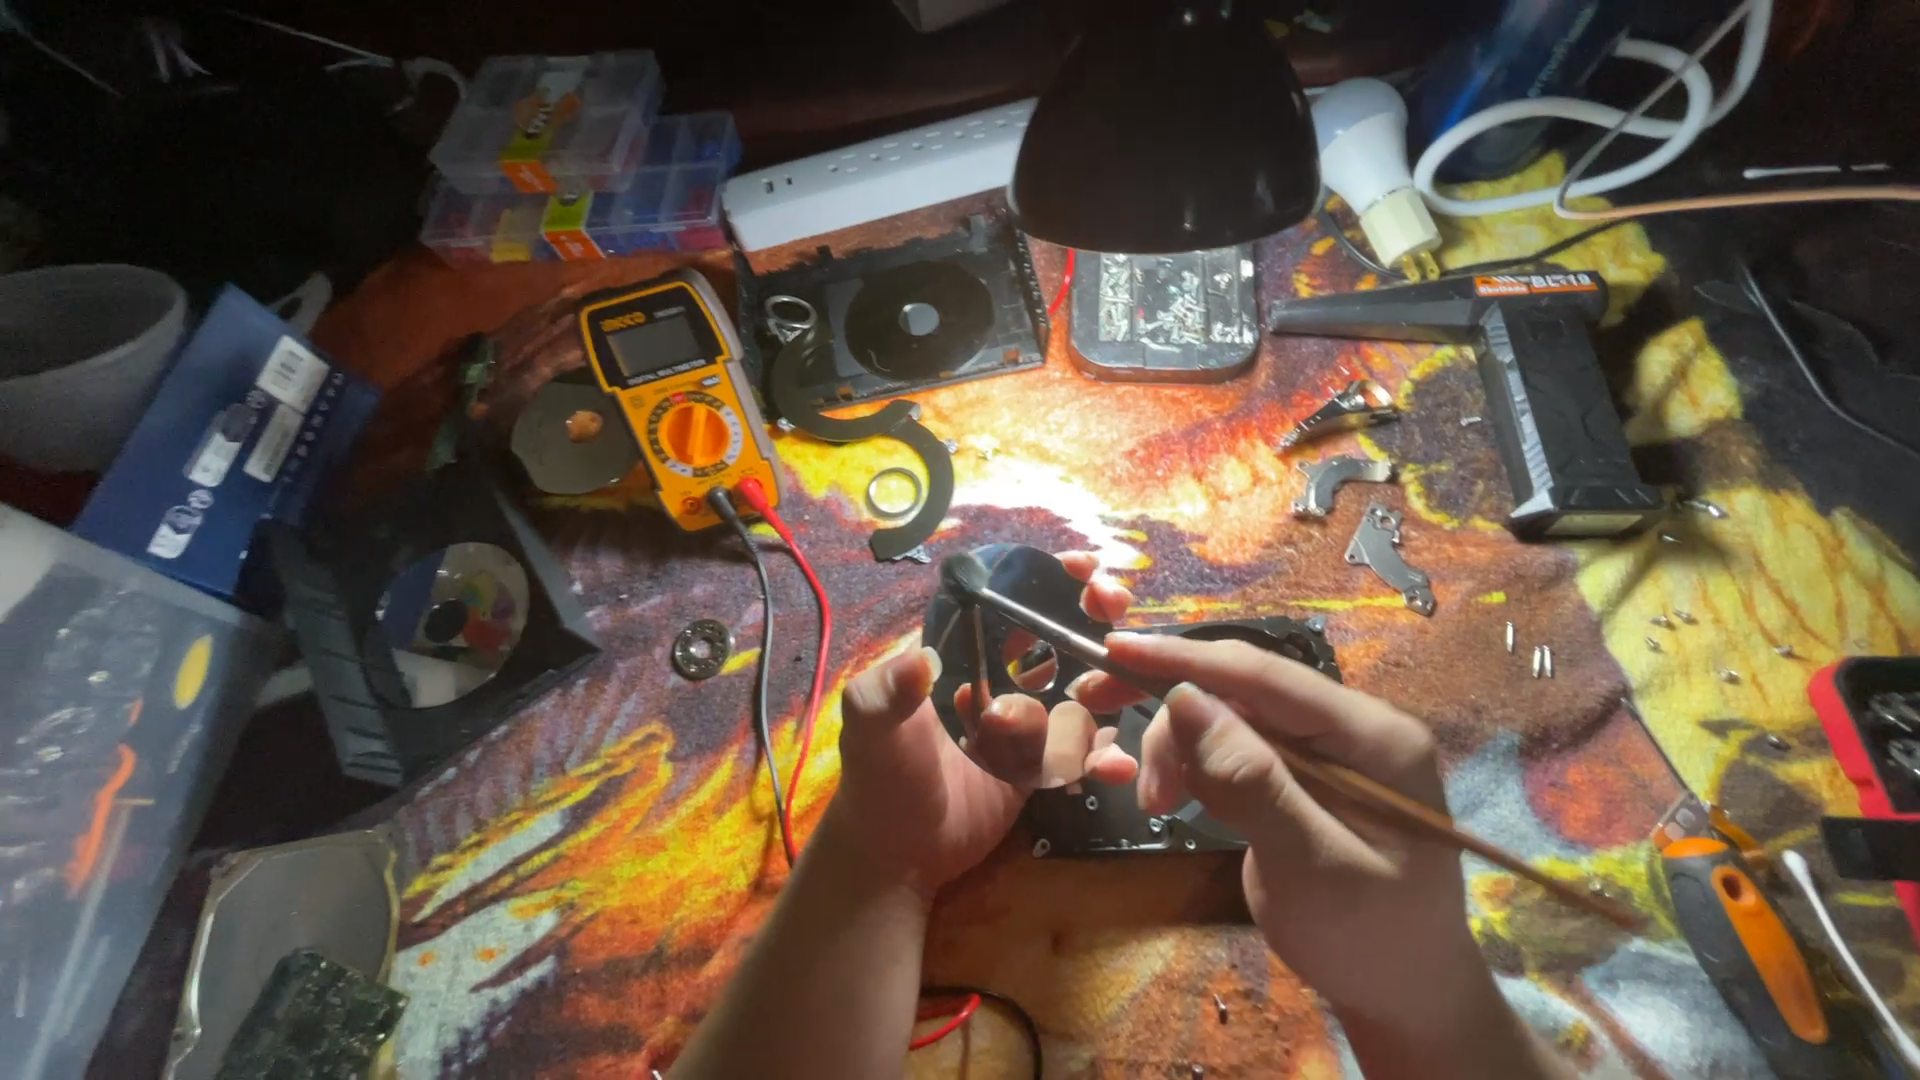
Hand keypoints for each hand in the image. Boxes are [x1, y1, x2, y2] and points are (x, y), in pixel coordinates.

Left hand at [822, 553, 1138, 900]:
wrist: (897, 856)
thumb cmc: (878, 781)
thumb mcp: (871, 730)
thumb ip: (886, 692)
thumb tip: (921, 659)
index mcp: (959, 656)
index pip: (1005, 603)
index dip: (1044, 578)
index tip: (1082, 567)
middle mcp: (997, 679)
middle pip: (1055, 637)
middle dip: (1089, 620)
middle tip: (1111, 613)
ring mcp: (1023, 723)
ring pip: (1077, 694)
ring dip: (1099, 693)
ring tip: (1103, 707)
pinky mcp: (1038, 766)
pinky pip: (1079, 752)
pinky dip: (1101, 756)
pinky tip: (1115, 765)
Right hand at [1082, 634, 1516, 1053]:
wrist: (1403, 995)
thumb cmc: (1371, 938)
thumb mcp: (1311, 866)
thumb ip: (1249, 779)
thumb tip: (1181, 698)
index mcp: (1369, 733)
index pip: (1264, 674)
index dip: (1186, 658)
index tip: (1115, 647)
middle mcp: (1342, 725)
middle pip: (1237, 687)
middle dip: (1169, 706)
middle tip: (1096, 707)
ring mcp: (1317, 748)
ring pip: (1221, 715)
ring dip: (1175, 746)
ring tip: (1155, 802)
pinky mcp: (1291, 771)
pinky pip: (1225, 746)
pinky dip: (1188, 764)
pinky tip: (1173, 796)